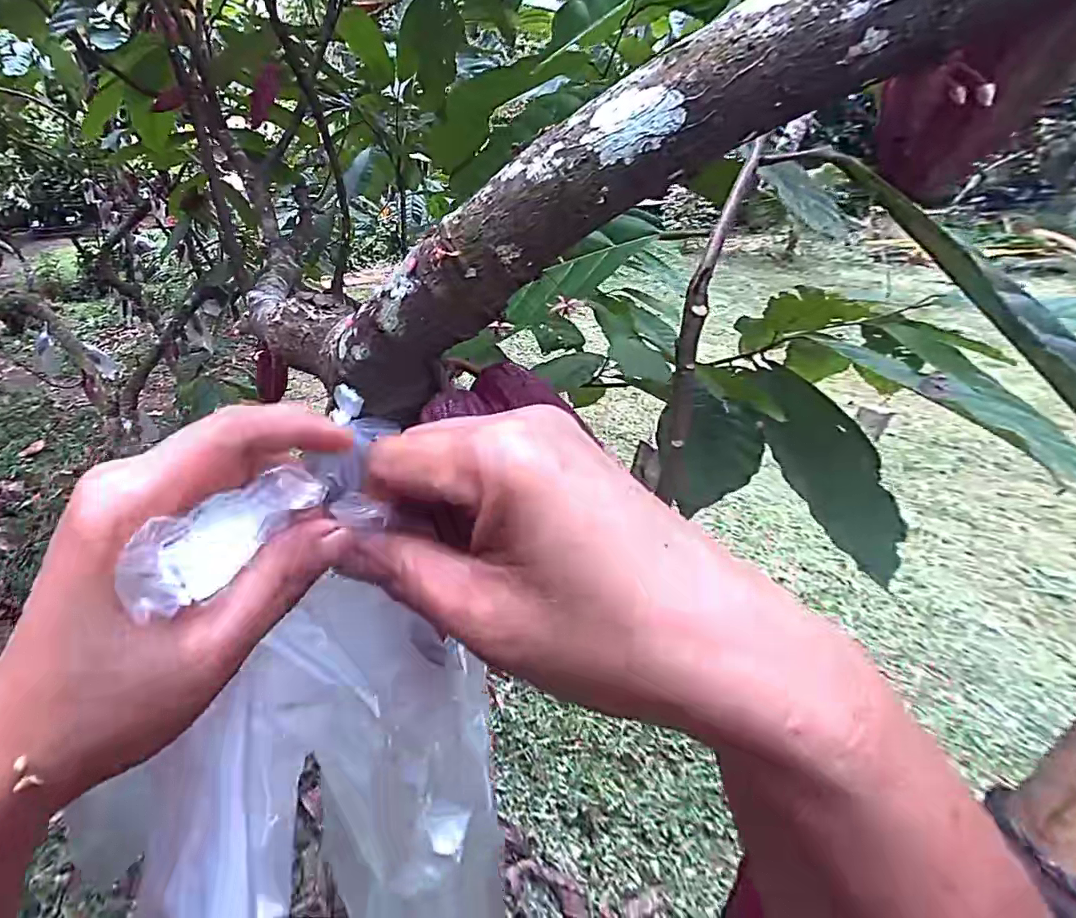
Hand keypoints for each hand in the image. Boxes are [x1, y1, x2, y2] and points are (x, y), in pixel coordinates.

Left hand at [0, 404, 353, 806]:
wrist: (18, 739)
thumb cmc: (105, 710)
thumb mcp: (204, 654)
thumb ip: (273, 583)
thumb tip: (335, 528)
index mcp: (124, 503)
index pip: (222, 436)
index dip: (291, 428)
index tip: (347, 444)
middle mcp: (113, 483)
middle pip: (211, 443)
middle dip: (281, 452)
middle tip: (340, 484)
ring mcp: (106, 498)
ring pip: (198, 463)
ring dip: (258, 475)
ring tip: (314, 505)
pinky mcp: (109, 519)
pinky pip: (180, 489)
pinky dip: (229, 497)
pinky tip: (262, 523)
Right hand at [335, 405, 879, 762]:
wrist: (741, 656)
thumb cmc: (603, 641)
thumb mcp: (477, 615)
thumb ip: (390, 568)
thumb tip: (334, 539)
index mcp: (496, 449)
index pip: (383, 458)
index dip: (369, 512)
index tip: (387, 564)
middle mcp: (519, 419)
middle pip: (415, 452)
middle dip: (406, 510)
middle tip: (434, 574)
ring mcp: (549, 428)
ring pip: (447, 458)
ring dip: (439, 510)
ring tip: (475, 570)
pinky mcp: (567, 448)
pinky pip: (485, 462)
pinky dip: (473, 504)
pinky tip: (505, 551)